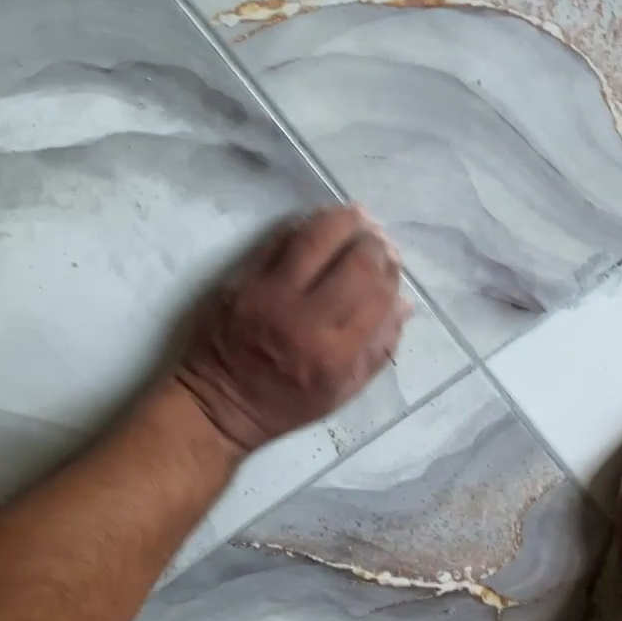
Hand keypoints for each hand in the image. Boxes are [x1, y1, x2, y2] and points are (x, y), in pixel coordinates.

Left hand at [173, 205, 412, 454]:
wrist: (217, 403)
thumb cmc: (285, 404)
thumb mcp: (342, 393)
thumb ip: (378, 350)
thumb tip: (403, 303)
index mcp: (335, 353)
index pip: (378, 294)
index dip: (391, 272)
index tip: (393, 263)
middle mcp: (305, 318)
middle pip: (354, 260)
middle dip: (374, 243)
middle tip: (378, 238)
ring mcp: (270, 294)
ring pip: (316, 238)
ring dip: (343, 220)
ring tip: (357, 215)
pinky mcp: (243, 280)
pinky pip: (279, 240)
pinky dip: (306, 226)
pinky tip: (321, 223)